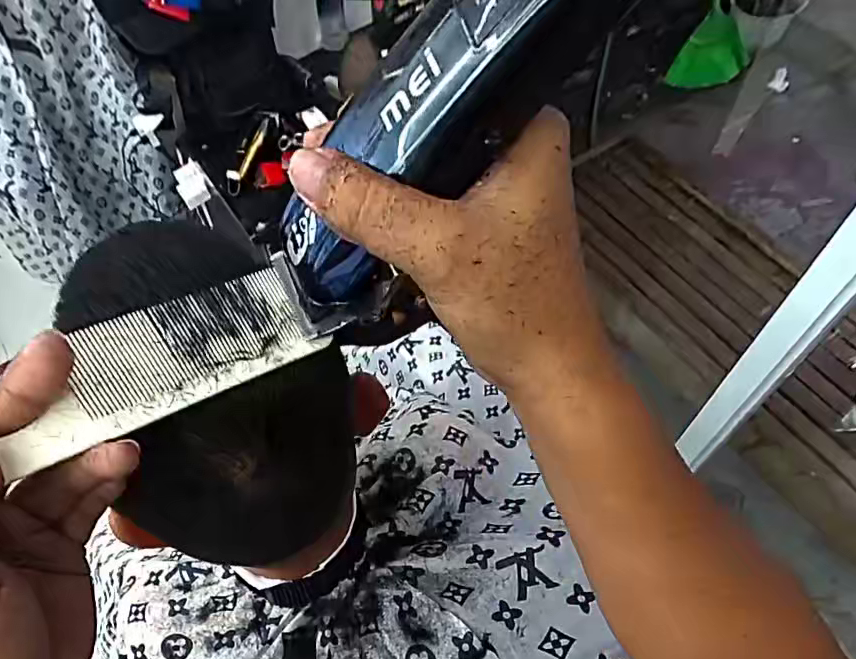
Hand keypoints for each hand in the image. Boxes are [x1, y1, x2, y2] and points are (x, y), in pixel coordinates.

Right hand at [287, 107, 609, 396]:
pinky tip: (366, 227)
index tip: (332, 137)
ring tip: (336, 201)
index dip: (379, 114)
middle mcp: (512, 151)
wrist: (544, 370)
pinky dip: (395, 219)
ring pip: (421, 173)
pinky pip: (426, 206)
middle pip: (423, 132)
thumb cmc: (525, 311)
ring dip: (379, 192)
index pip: (436, 92)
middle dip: (372, 158)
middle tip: (323, 172)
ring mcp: (496, 191)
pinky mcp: (480, 226)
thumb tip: (311, 171)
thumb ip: (372, 207)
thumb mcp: (440, 249)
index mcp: (524, 129)